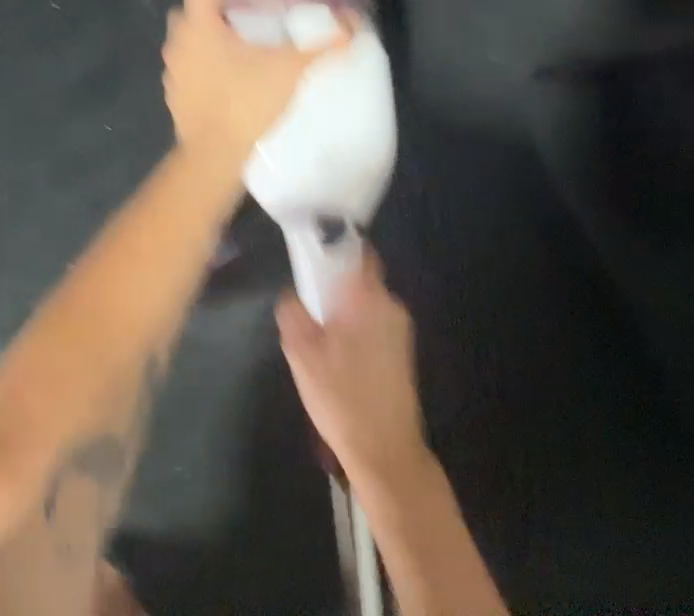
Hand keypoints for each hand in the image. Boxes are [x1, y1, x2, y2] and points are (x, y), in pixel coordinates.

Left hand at [162, 0, 348, 167]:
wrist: (212, 159)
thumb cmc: (244, 104)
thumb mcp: (290, 71)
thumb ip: (324, 46)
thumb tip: (355, 25)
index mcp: (200, 24)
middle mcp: (179, 40)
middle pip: (191, 7)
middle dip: (209, 0)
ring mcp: (173, 69)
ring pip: (187, 38)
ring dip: (206, 33)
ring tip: (236, 37)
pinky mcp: (175, 94)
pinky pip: (188, 65)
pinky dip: (203, 61)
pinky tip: (227, 73)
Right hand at [275, 249, 429, 487]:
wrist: (385, 449)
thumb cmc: (340, 395)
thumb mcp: (301, 352)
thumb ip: (293, 311)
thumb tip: (294, 294)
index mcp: (367, 297)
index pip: (358, 251)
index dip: (335, 244)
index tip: (312, 250)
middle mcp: (390, 306)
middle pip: (358, 279)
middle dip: (332, 287)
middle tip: (305, 307)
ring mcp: (400, 331)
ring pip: (364, 305)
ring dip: (342, 312)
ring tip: (317, 340)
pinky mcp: (401, 354)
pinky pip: (372, 325)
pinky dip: (354, 331)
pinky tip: (336, 360)